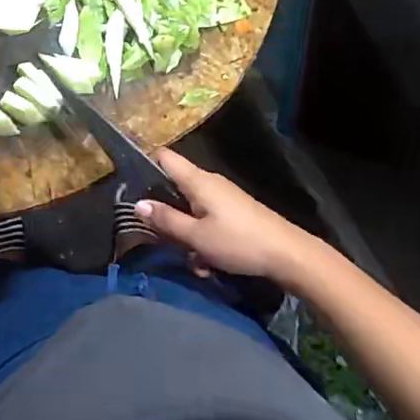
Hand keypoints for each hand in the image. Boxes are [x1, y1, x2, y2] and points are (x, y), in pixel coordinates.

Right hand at [136, 148, 329, 285]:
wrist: (290, 256)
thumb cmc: (238, 241)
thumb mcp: (196, 236)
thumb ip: (166, 219)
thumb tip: (137, 204)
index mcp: (198, 180)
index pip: (164, 157)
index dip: (144, 163)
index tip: (129, 183)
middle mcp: (210, 183)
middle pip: (175, 185)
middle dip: (163, 209)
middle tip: (151, 230)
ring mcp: (224, 198)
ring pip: (191, 208)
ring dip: (184, 230)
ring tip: (187, 256)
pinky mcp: (235, 213)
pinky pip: (207, 219)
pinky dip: (201, 236)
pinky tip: (206, 262)